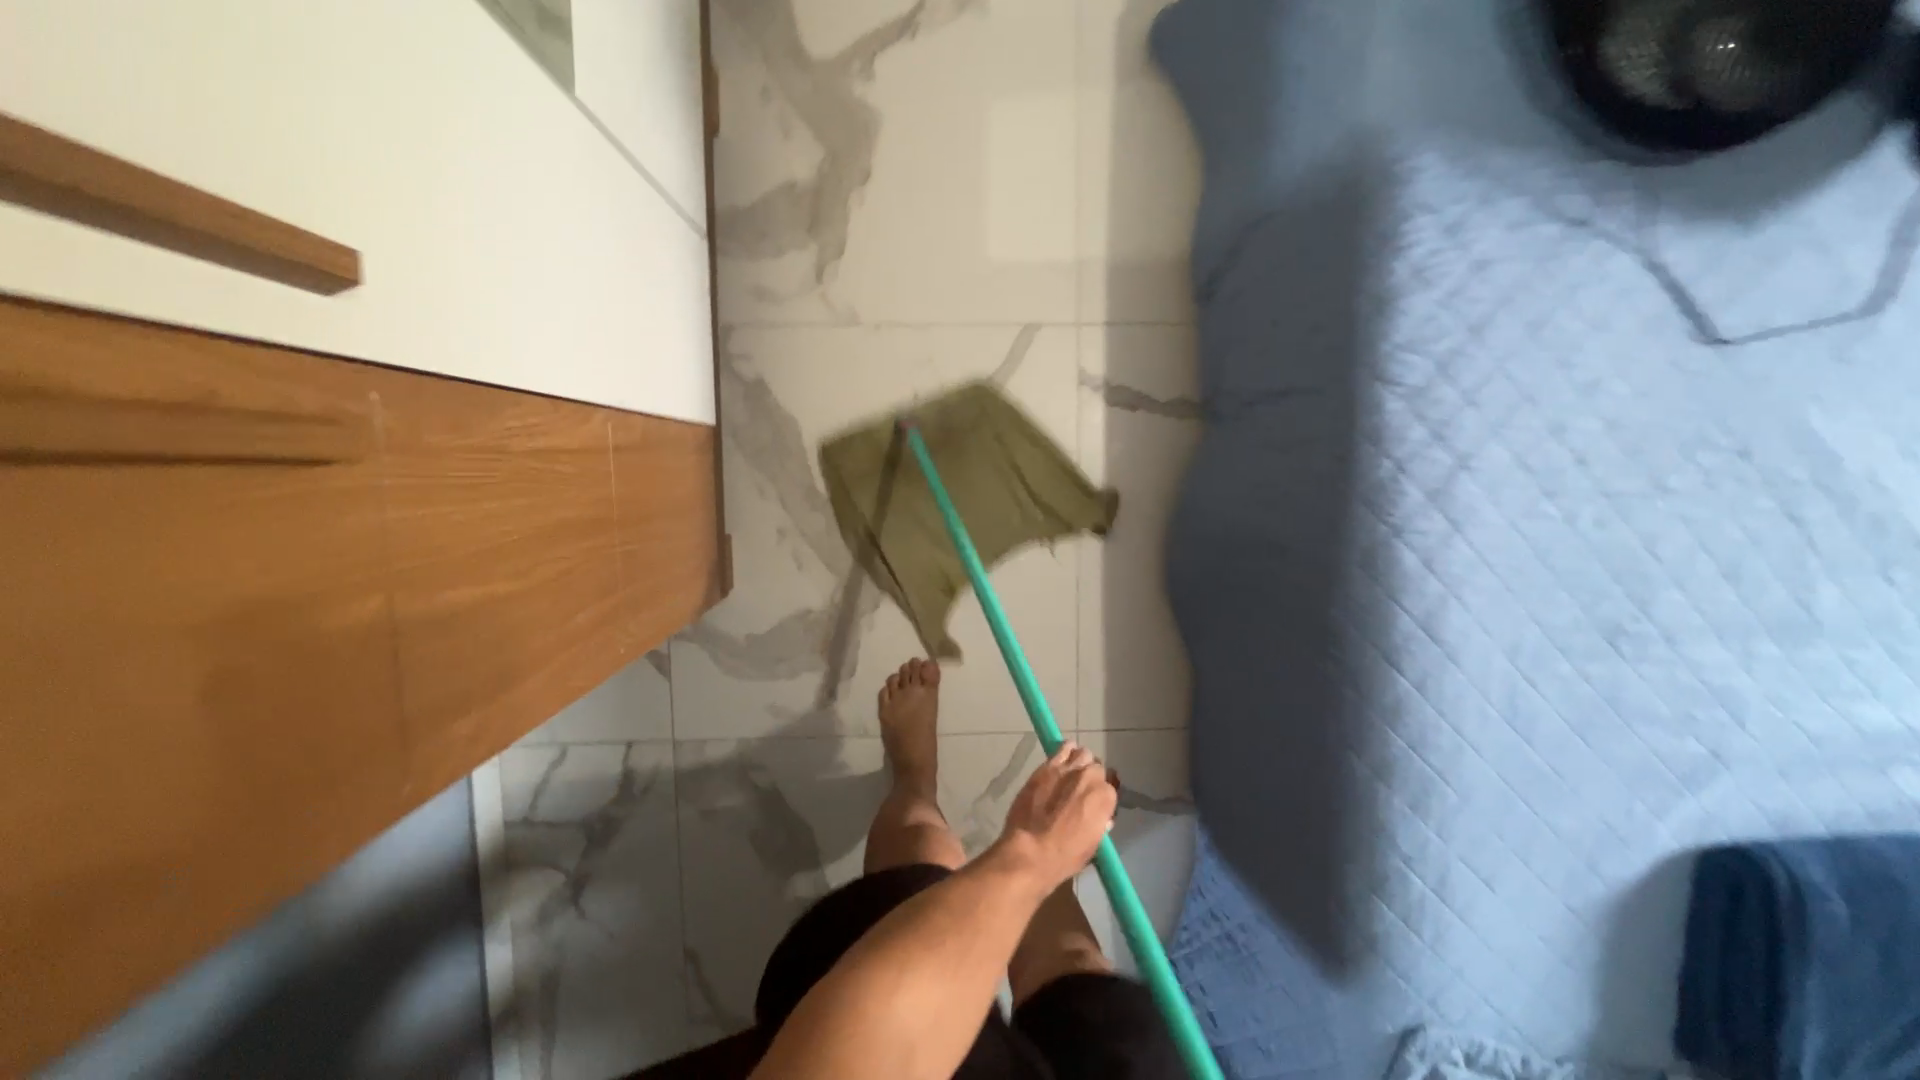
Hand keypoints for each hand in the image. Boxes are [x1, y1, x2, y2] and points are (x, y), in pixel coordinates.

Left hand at [995, 742, 1117, 892]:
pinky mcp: (1046, 767)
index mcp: (1105, 797)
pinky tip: (1060, 760)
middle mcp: (1090, 777)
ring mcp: (1067, 769)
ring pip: (1081, 753)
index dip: (1103, 794)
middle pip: (1096, 767)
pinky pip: (1061, 749)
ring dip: (1079, 761)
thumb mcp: (1094, 844)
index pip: (1111, 785)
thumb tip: (1101, 816)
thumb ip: (1100, 822)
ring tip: (1071, 773)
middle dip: (1091, 777)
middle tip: (1081, 790)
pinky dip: (1064, 752)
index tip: (1095, 801)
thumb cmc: (1066, 855)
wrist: (1031, 851)